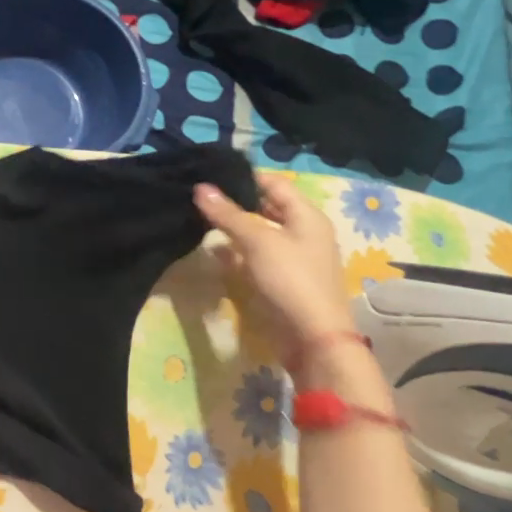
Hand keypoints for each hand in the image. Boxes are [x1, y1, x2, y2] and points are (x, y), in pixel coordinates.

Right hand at [193, 174, 353, 343]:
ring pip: (259, 232)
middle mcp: (302, 232)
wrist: (311, 336)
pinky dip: (236, 251)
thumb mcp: (257, 241)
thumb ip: (228, 214)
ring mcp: (292, 257)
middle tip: (200, 196)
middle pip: (267, 207)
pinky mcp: (280, 278)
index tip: (211, 175)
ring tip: (200, 218)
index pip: (274, 184)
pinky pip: (255, 256)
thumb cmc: (290, 279)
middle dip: (236, 202)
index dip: (244, 177)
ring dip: (234, 227)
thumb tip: (200, 187)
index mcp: (307, 216)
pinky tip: (214, 250)